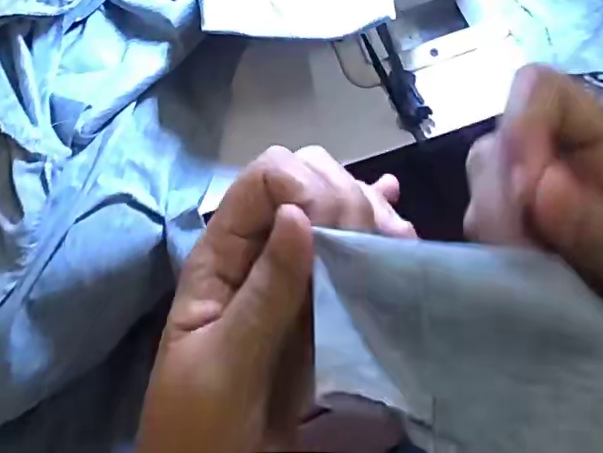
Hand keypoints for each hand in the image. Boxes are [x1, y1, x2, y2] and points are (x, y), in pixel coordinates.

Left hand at [138, 146, 414, 452]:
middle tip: (368, 240)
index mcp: (224, 253)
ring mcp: (294, 264)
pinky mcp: (322, 288)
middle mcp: (262, 245)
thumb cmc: (204, 430)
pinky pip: (351, 236)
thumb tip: (298, 213)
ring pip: (336, 200)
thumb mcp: (222, 368)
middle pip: (307, 176)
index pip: (265, 177)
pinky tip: (398, 217)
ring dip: (371, 208)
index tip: (330, 230)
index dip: (303, 187)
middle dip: (344, 196)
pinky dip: (378, 220)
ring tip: (397, 238)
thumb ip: (262, 294)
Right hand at [465, 67, 602, 452]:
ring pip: (492, 187)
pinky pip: (494, 239)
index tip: (527, 185)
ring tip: (531, 273)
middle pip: (505, 137)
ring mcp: (552, 213)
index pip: (548, 93)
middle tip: (524, 242)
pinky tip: (521, 287)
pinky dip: (494, 257)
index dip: (525, 121)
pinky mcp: (540, 258)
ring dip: (495, 223)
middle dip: (501, 183)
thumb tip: (537, 184)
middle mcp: (573, 169)